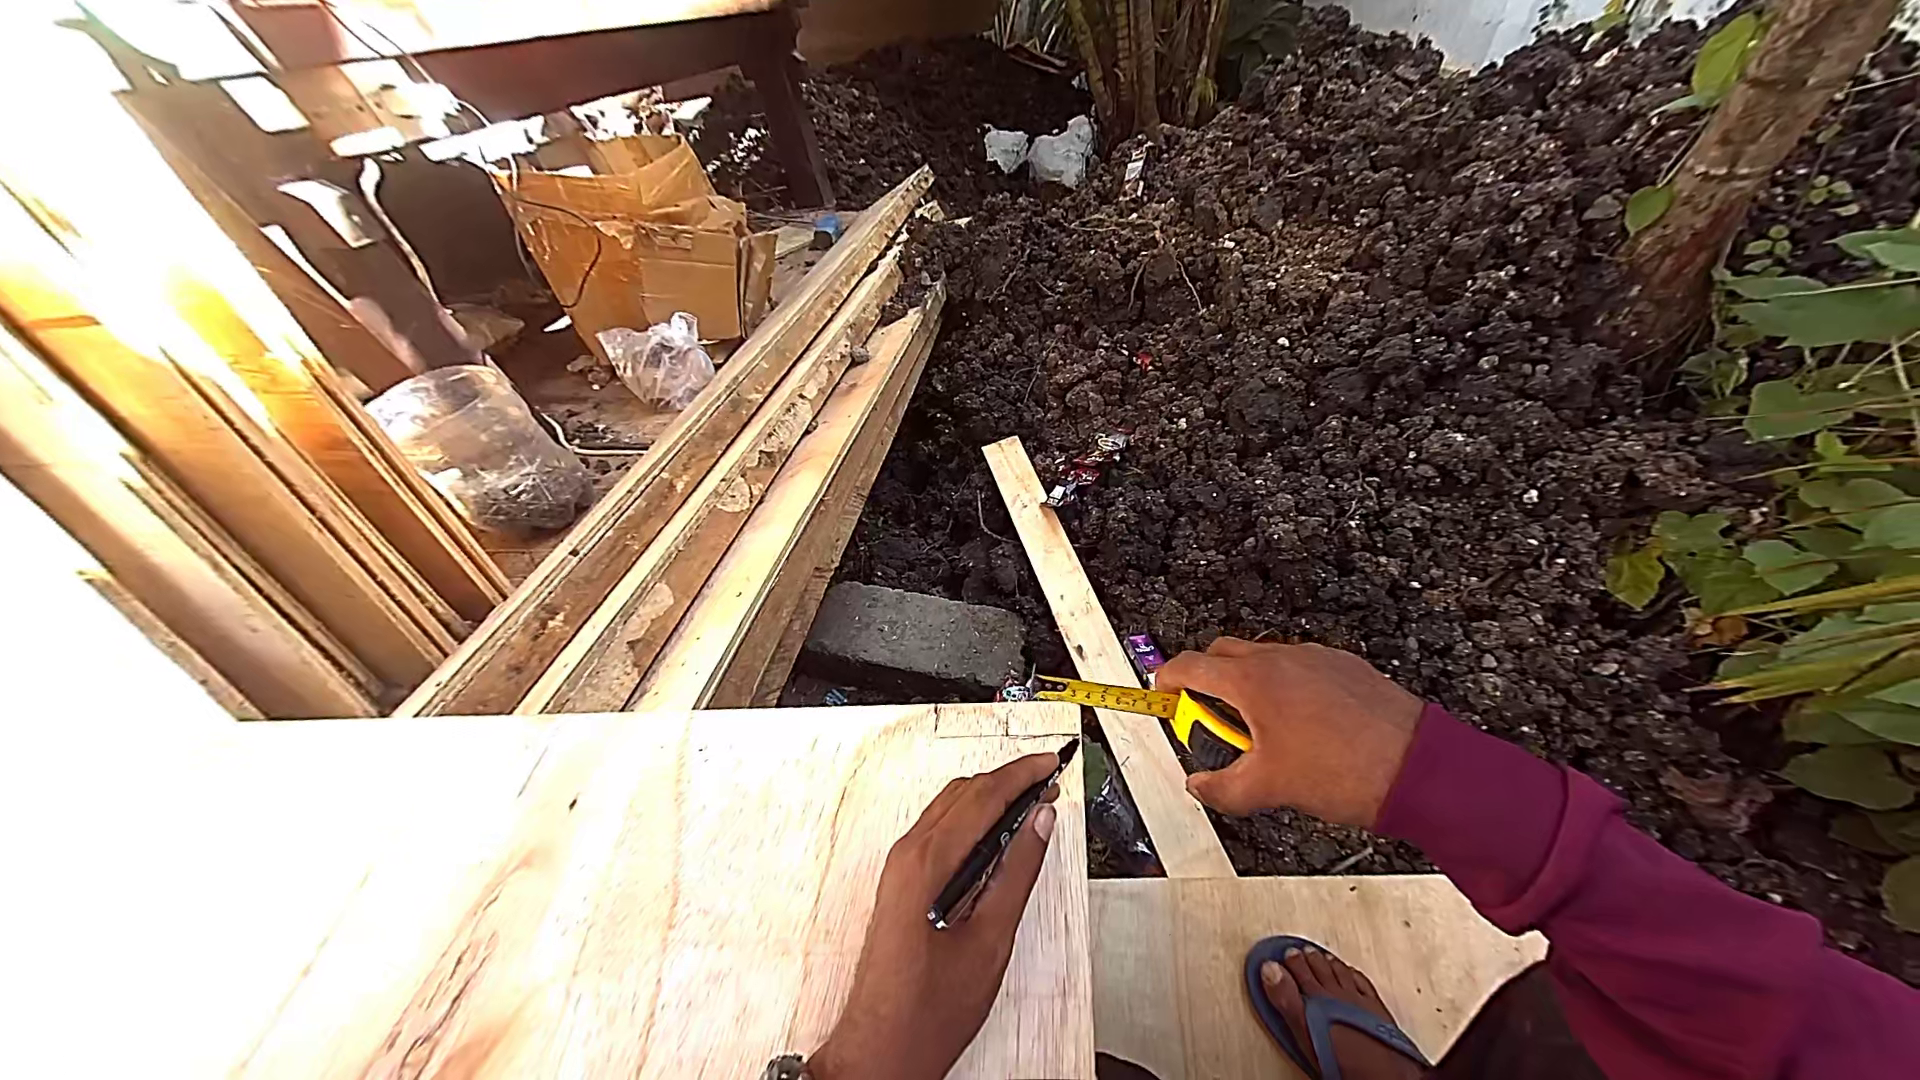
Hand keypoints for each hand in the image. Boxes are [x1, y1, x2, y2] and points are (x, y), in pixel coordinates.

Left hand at [810, 753, 1060, 1079]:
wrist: (879, 1051)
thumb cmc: (927, 1010)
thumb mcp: (990, 940)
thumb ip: (1017, 872)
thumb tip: (1038, 823)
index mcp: (926, 862)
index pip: (983, 795)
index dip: (1021, 773)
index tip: (1049, 763)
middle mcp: (908, 853)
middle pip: (965, 793)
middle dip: (1009, 780)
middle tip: (1047, 781)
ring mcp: (902, 864)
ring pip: (951, 805)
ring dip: (992, 796)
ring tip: (1031, 802)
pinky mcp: (904, 877)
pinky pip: (941, 827)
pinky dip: (974, 818)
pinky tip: (999, 832)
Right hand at [1157, 637, 1422, 827]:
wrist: (1426, 772)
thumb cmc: (1350, 772)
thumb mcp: (1269, 788)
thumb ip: (1221, 789)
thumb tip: (1201, 787)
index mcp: (1251, 681)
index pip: (1187, 667)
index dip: (1166, 681)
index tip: (1164, 696)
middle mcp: (1279, 659)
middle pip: (1219, 654)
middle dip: (1205, 681)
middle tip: (1211, 719)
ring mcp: (1314, 659)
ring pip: (1260, 658)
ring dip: (1246, 683)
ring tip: (1261, 729)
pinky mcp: (1344, 666)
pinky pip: (1298, 666)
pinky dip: (1285, 685)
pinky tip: (1301, 724)